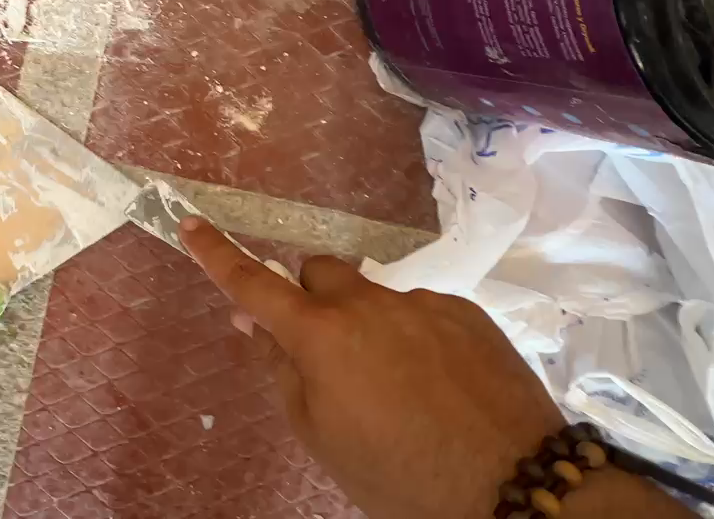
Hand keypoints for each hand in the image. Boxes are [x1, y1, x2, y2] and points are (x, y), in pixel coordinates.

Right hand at [180, 217, 565, 518]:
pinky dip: (417, 336)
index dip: (216, 253)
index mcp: (319, 334)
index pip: (251, 282)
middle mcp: (364, 302)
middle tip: (330, 349)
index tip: (189, 222)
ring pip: (373, 294)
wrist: (525, 494)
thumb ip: (281, 367)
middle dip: (312, 297)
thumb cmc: (400, 475)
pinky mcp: (465, 311)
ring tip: (404, 383)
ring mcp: (419, 301)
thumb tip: (253, 318)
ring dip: (369, 323)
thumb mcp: (321, 436)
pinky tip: (444, 384)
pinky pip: (421, 309)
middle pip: (318, 271)